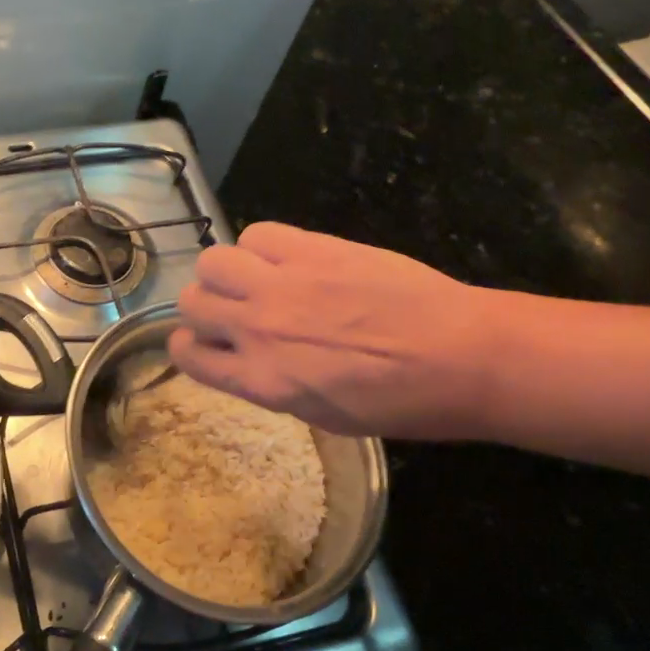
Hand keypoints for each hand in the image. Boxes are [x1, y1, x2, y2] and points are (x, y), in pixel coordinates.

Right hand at [169, 222, 494, 439]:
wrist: (462, 356)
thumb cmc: (402, 403)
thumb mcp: (326, 416)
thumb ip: (273, 385)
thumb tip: (251, 361)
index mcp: (263, 379)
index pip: (187, 354)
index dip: (189, 348)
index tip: (205, 346)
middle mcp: (258, 328)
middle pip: (191, 302)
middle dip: (205, 309)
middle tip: (233, 313)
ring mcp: (282, 283)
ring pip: (212, 262)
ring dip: (225, 273)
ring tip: (254, 280)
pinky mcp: (311, 248)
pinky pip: (258, 233)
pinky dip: (261, 246)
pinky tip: (284, 259)